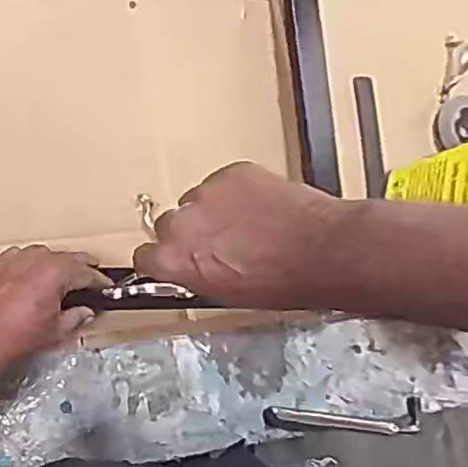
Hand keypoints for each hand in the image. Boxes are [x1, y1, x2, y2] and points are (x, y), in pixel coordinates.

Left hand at [0, 245, 111, 371]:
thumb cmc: (17, 337)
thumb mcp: (57, 331)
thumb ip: (77, 317)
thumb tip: (85, 312)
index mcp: (55, 273)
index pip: (85, 272)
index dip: (98, 280)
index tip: (104, 285)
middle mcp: (35, 260)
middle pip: (66, 257)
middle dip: (80, 266)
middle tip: (90, 275)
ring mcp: (14, 260)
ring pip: (42, 253)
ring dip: (54, 262)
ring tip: (62, 274)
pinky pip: (18, 256)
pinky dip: (28, 262)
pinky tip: (31, 272)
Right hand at [133, 162, 352, 307]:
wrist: (322, 251)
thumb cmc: (279, 283)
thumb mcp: (224, 294)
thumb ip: (192, 275)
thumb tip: (186, 267)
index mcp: (173, 259)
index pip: (144, 256)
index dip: (160, 259)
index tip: (172, 260)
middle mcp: (181, 223)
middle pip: (168, 225)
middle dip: (188, 233)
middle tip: (216, 244)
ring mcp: (206, 192)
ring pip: (196, 201)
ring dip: (212, 211)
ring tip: (245, 225)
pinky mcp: (232, 172)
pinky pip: (222, 183)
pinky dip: (236, 194)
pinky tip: (259, 209)